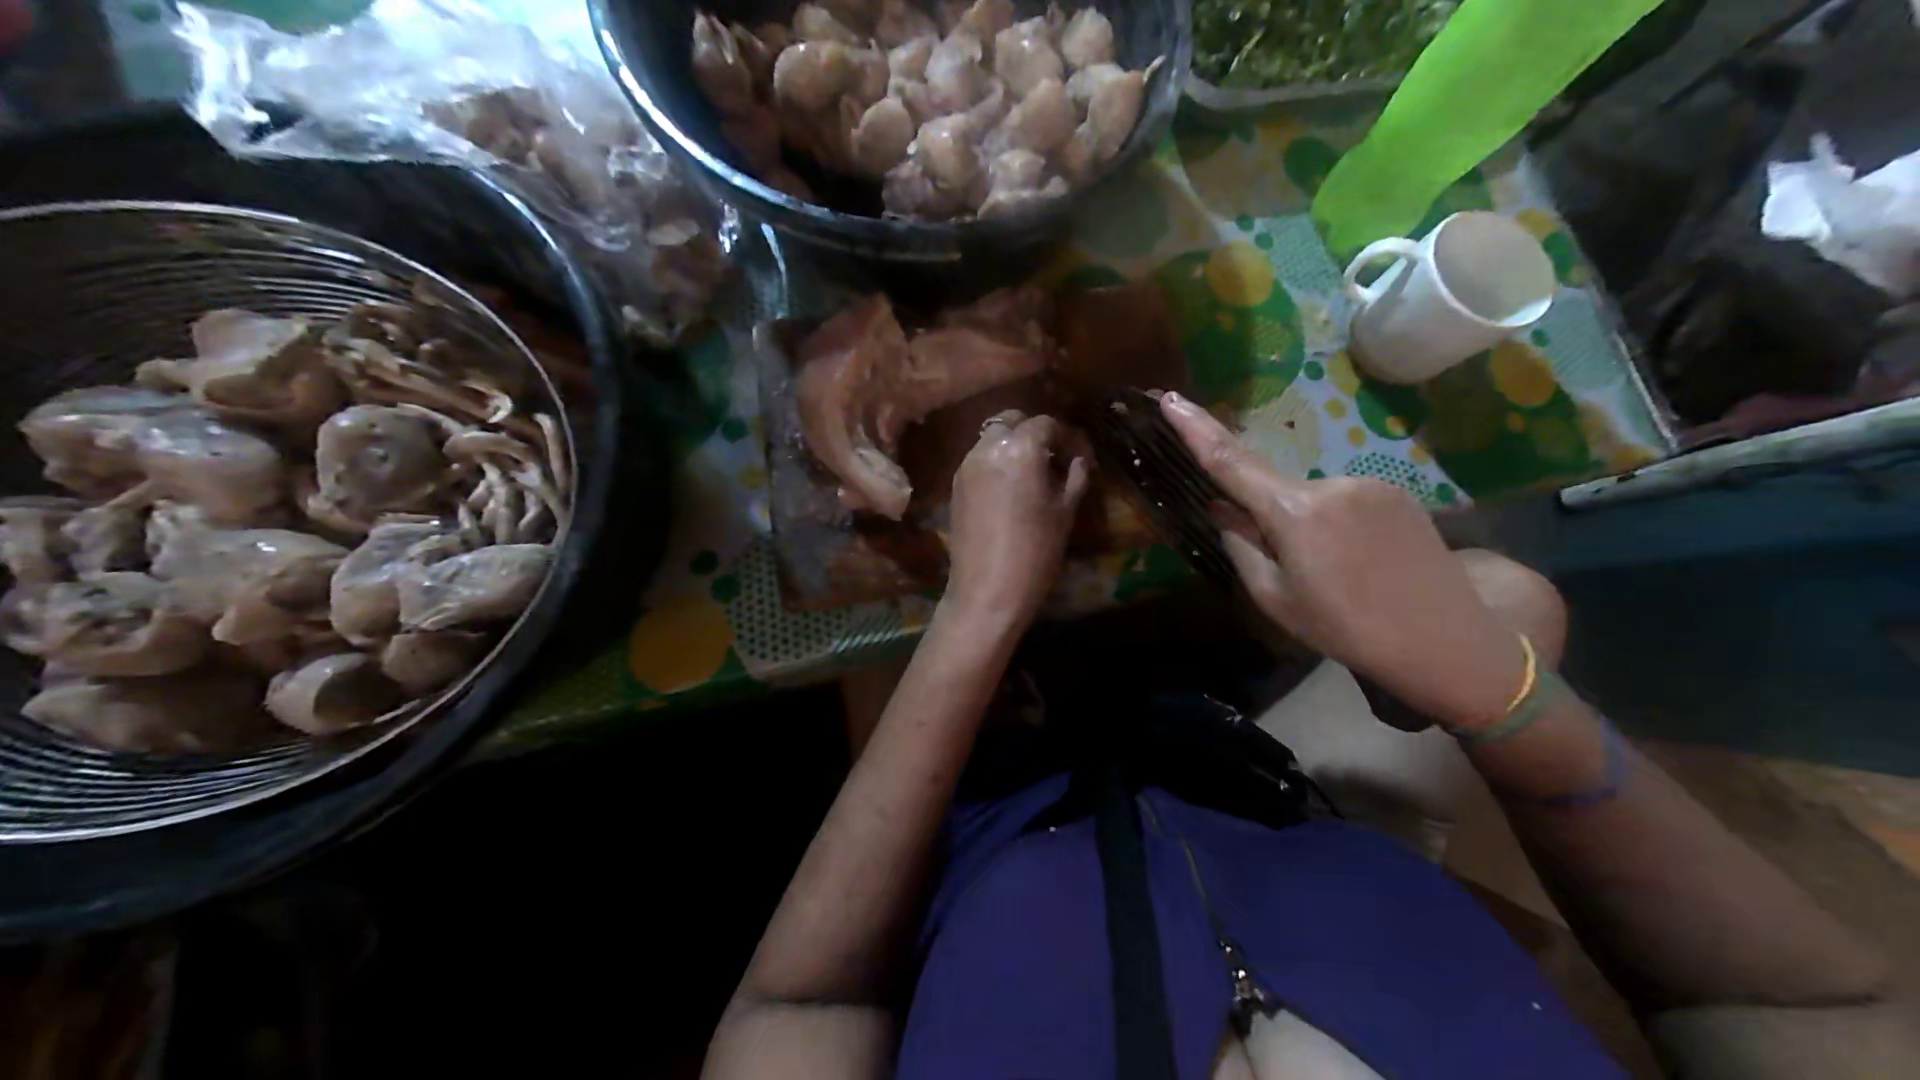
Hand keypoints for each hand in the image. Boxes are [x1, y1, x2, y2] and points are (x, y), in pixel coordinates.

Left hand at [944, 412, 1089, 630]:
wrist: (987, 590)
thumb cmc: (1035, 550)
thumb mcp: (1064, 512)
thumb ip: (1074, 477)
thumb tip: (1078, 460)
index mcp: (1020, 449)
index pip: (1045, 424)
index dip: (1065, 436)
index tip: (1078, 456)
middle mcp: (988, 448)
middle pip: (1012, 422)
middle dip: (1034, 433)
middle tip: (1053, 458)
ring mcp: (966, 465)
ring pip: (992, 439)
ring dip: (1012, 446)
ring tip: (1032, 473)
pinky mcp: (955, 485)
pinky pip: (979, 460)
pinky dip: (996, 462)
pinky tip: (1010, 488)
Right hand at [1160, 391, 1530, 730]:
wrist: (1448, 640)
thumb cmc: (1347, 629)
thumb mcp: (1276, 599)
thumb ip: (1240, 546)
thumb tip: (1222, 509)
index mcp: (1295, 514)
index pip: (1231, 462)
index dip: (1196, 429)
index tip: (1170, 397)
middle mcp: (1331, 483)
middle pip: (1273, 490)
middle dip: (1265, 519)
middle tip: (1290, 570)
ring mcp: (1368, 482)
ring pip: (1309, 497)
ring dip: (1303, 524)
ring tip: (1334, 572)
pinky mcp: (1395, 490)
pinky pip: (1342, 499)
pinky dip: (1333, 523)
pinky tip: (1359, 560)